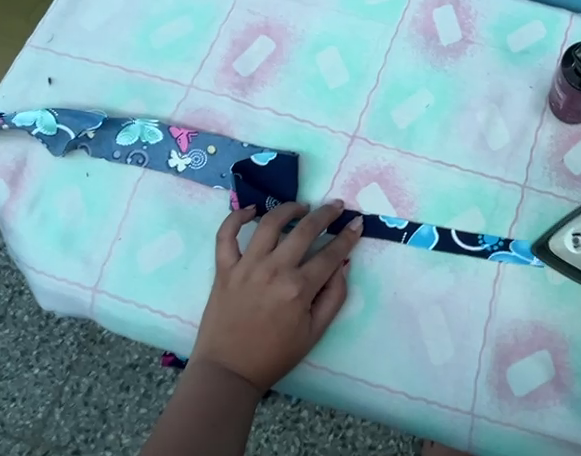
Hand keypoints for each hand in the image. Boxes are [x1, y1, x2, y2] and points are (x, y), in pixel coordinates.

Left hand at [192, 200, 364, 392]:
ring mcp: (247, 266)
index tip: (357, 223)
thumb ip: (334, 297)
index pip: (330, 253)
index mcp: (299, 289)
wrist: (228, 373)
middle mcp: (274, 270)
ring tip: (301, 207)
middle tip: (336, 207)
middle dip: (326, 214)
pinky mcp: (224, 269)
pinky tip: (251, 210)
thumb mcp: (314, 333)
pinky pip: (226, 235)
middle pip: (305, 229)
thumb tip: (343, 265)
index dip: (347, 236)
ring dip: (289, 208)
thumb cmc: (274, 355)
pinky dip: (236, 218)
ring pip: (270, 223)